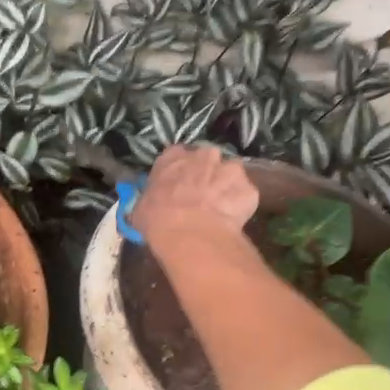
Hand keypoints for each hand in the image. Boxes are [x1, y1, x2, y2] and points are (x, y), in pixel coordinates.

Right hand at [131, 145, 258, 243]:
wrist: (191, 234)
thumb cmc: (158, 219)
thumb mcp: (139, 209)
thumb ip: (147, 200)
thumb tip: (146, 205)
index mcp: (173, 157)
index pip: (176, 155)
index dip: (178, 171)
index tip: (177, 185)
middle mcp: (203, 154)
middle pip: (207, 159)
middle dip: (205, 173)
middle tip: (199, 196)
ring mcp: (230, 168)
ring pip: (230, 174)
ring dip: (225, 186)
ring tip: (218, 208)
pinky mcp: (249, 188)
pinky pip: (244, 195)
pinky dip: (239, 204)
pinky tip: (231, 220)